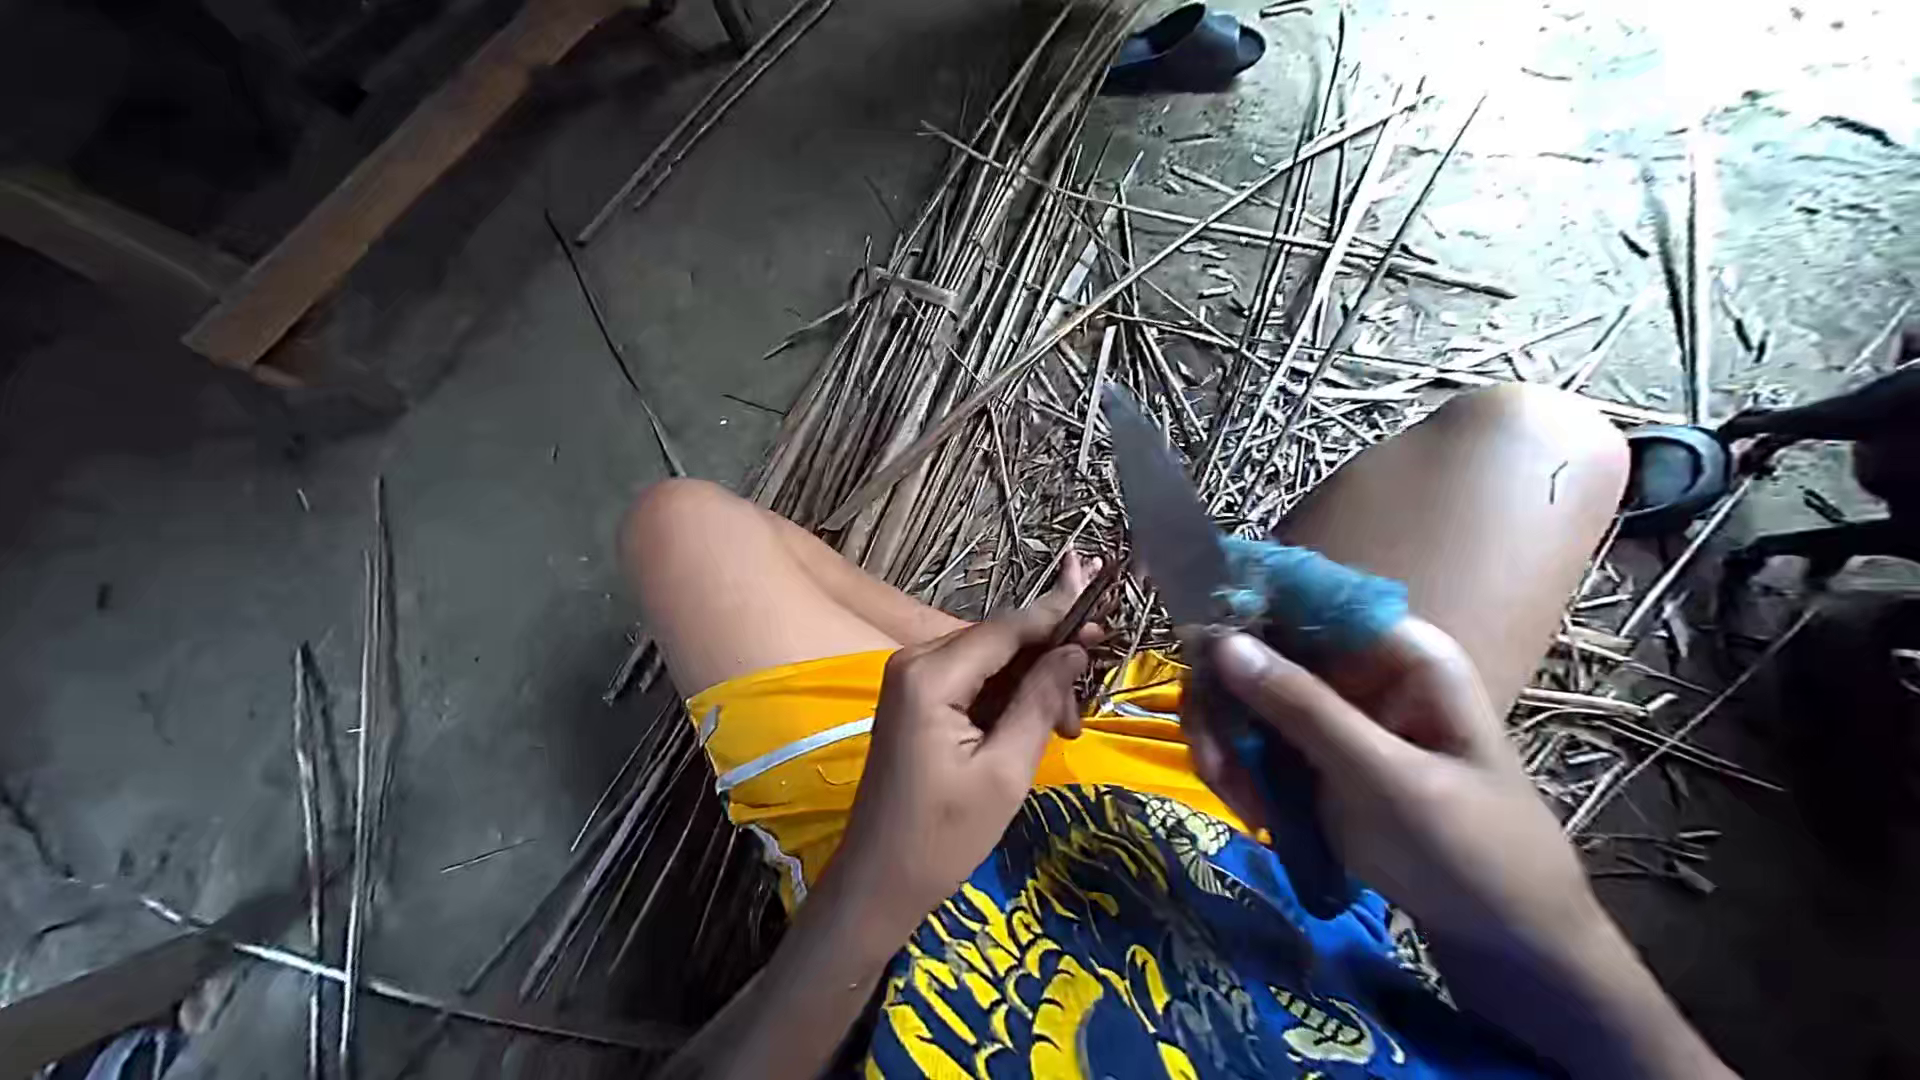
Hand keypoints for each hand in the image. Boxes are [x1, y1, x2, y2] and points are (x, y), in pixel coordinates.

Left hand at [833, 556, 1102, 931]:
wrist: (878, 880)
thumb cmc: (943, 836)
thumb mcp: (1006, 771)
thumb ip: (1041, 701)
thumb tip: (1074, 650)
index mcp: (931, 674)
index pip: (1006, 627)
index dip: (1057, 618)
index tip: (1103, 620)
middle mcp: (915, 659)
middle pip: (998, 640)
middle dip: (1045, 664)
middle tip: (1081, 710)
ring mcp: (910, 676)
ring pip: (989, 658)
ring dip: (1029, 684)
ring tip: (1064, 728)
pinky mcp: (914, 695)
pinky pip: (971, 677)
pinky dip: (1004, 695)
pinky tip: (1031, 725)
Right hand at [1190, 626, 1734, 1078]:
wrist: (1496, 933)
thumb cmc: (1473, 848)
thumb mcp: (1390, 779)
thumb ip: (1306, 709)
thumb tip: (1222, 643)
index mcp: (1392, 649)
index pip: (1303, 597)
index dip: (1243, 608)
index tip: (1198, 649)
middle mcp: (1347, 663)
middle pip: (1251, 645)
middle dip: (1222, 701)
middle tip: (1215, 760)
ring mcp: (1318, 703)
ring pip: (1233, 690)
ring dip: (1220, 740)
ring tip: (1237, 797)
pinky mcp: (1296, 741)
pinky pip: (1238, 731)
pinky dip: (1229, 765)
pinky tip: (1250, 809)